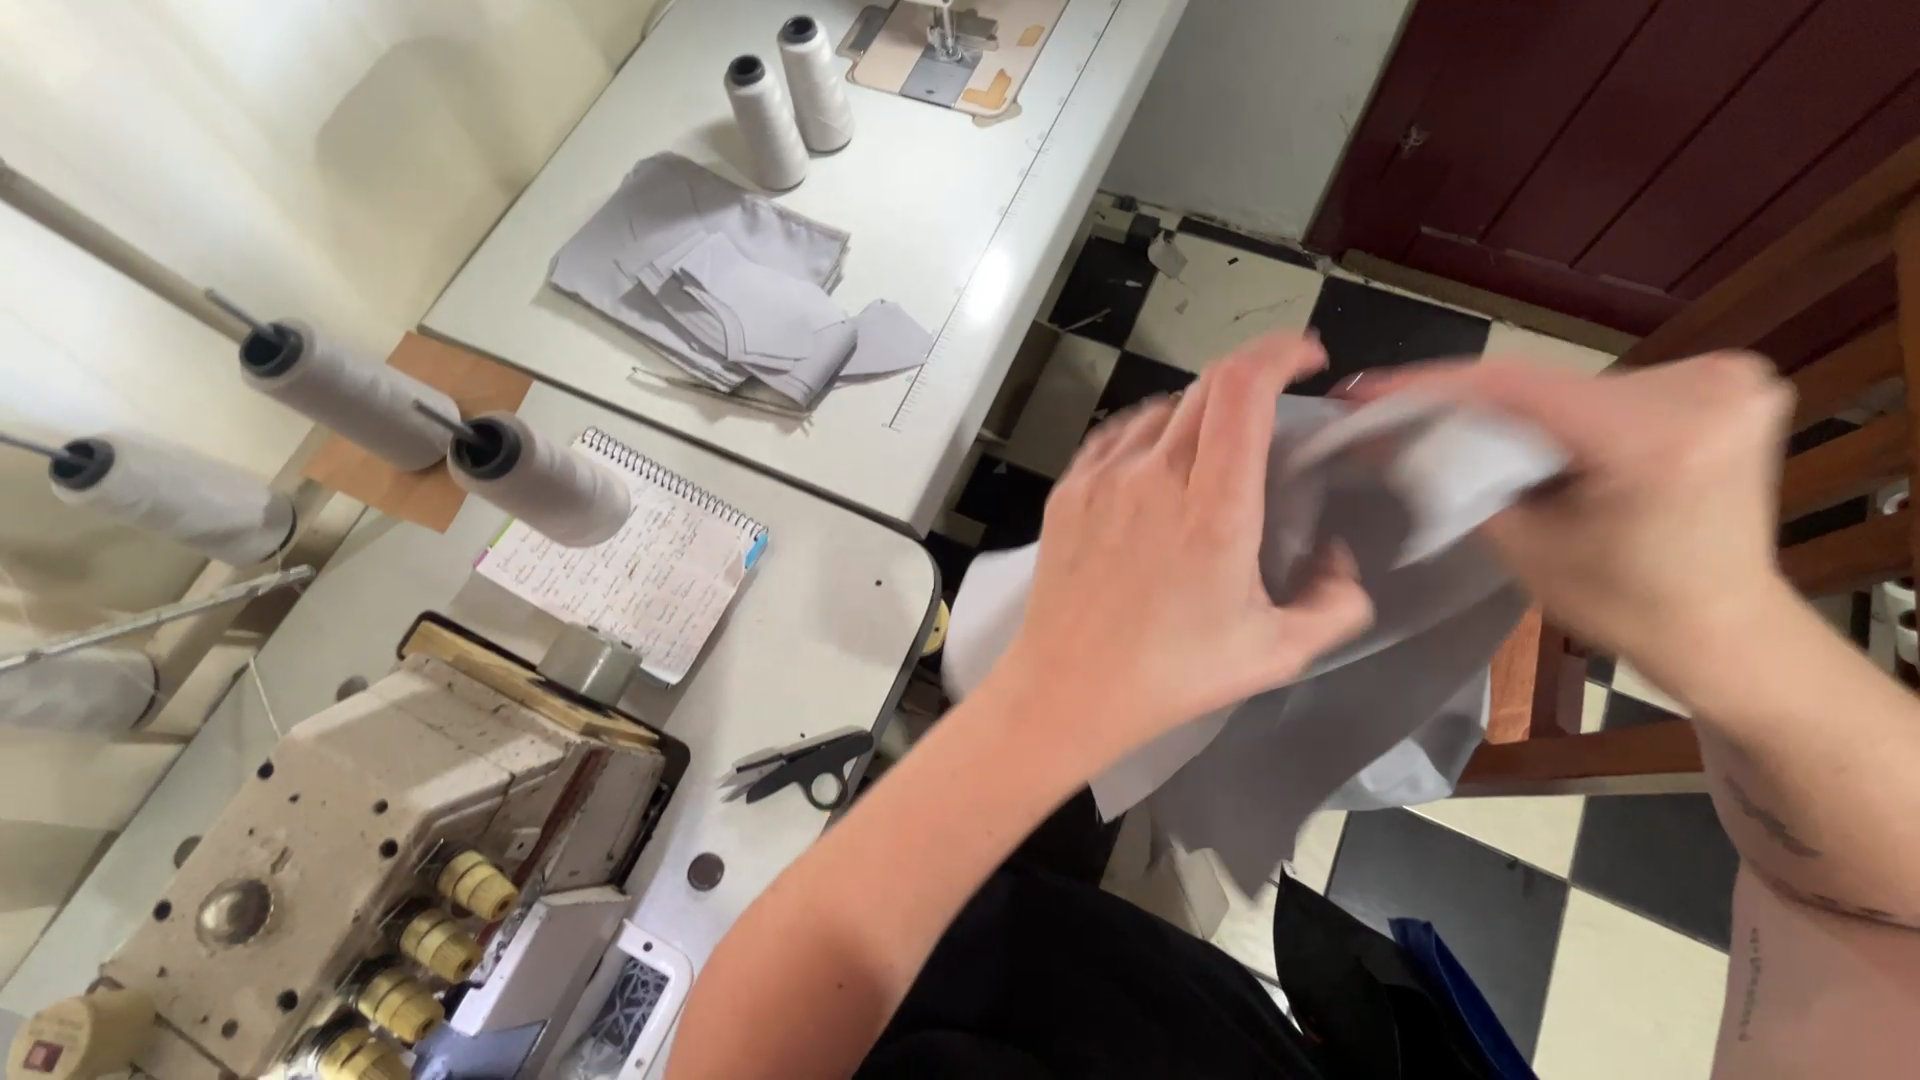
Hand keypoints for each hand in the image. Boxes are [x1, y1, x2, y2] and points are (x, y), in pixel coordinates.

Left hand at [990, 333, 1372, 763]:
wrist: (1065, 689)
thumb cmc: (1168, 677)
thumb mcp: (1274, 654)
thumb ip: (1335, 603)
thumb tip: (1340, 561)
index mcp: (1212, 508)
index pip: (1243, 389)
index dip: (1281, 352)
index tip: (1308, 359)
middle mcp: (1152, 477)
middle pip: (1206, 385)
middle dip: (1252, 381)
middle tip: (1275, 411)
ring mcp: (1102, 479)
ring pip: (1160, 408)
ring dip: (1199, 412)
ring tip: (1216, 450)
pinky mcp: (1068, 491)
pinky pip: (1117, 437)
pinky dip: (1151, 435)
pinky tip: (1159, 469)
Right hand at [1344, 352, 1796, 676]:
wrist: (1723, 626)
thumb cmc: (1620, 603)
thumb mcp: (1519, 542)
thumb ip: (1454, 478)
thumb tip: (1378, 436)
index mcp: (1656, 438)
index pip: (1514, 388)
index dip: (1427, 388)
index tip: (1361, 392)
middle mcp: (1703, 389)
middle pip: (1541, 385)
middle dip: (1463, 402)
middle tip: (1391, 413)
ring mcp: (1724, 379)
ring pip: (1567, 384)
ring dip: (1508, 406)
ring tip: (1445, 425)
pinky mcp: (1725, 382)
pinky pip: (1602, 388)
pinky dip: (1553, 409)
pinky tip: (1520, 431)